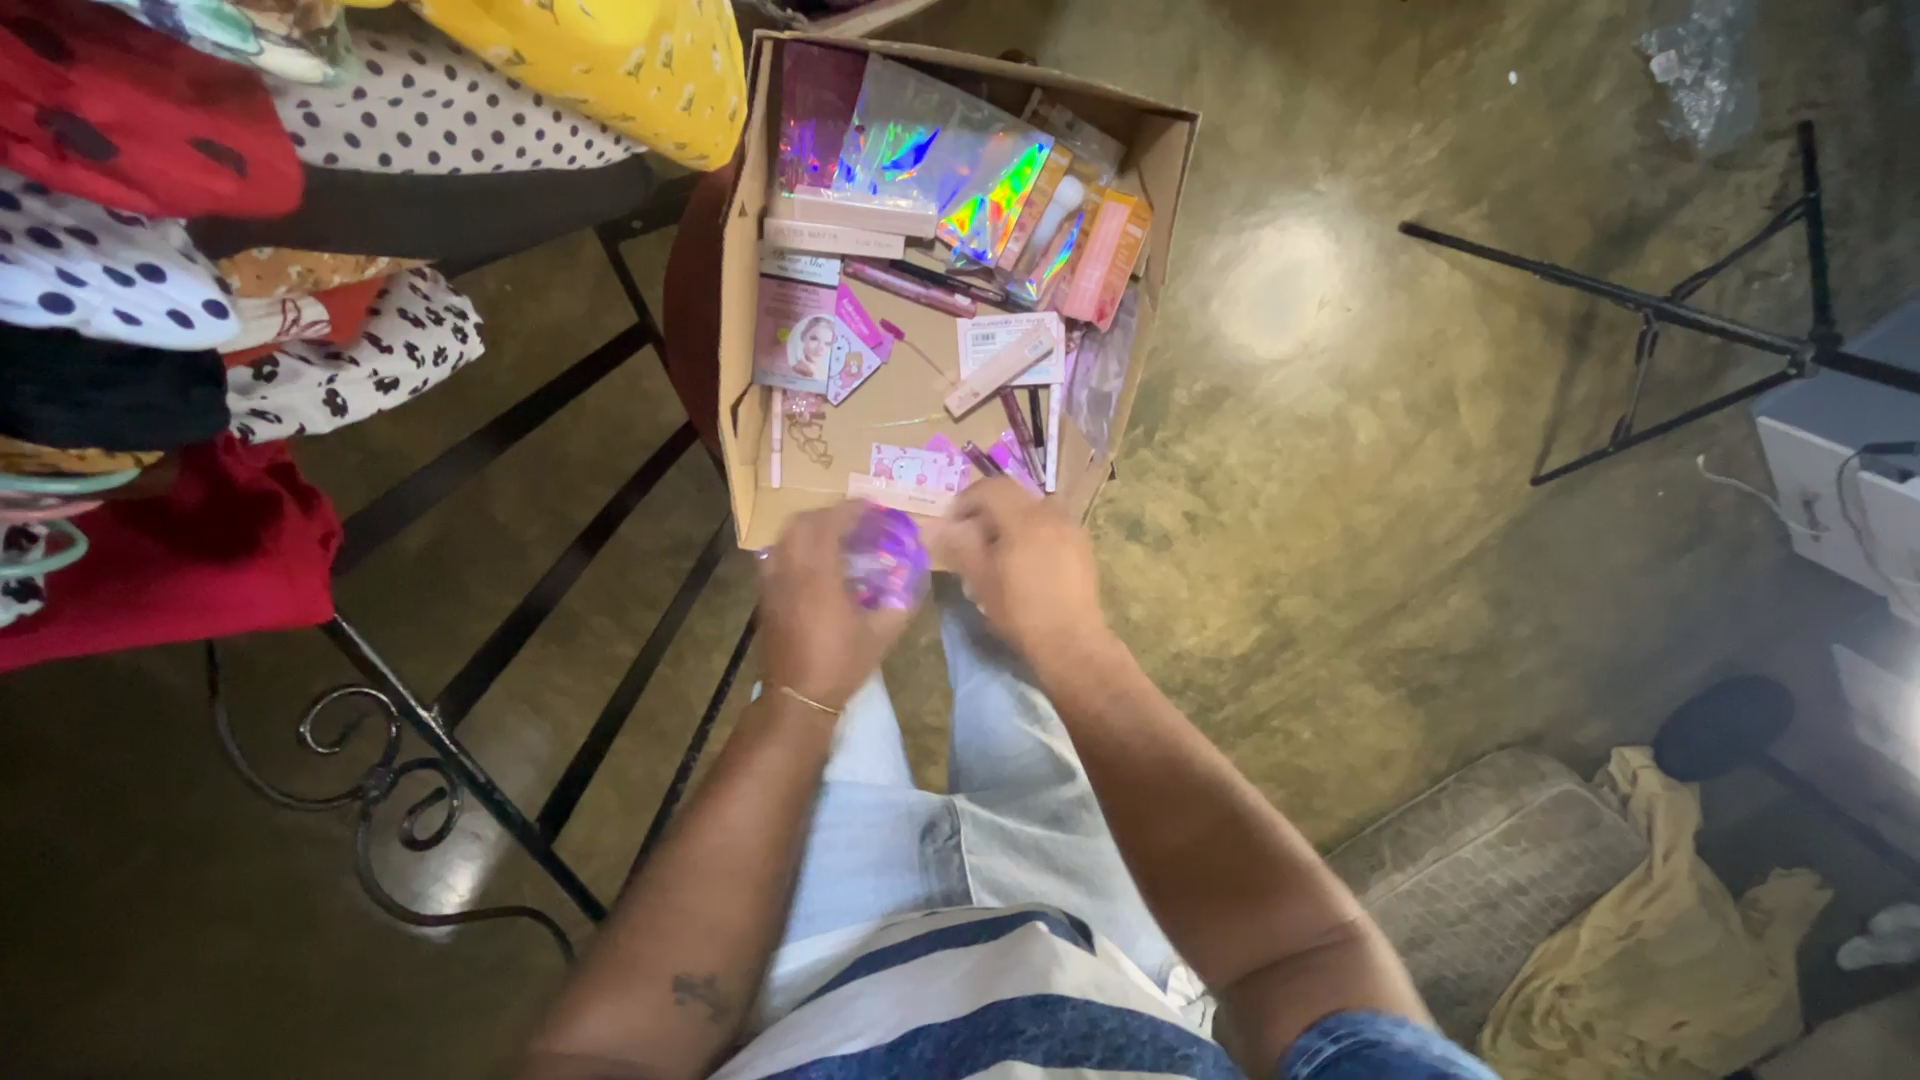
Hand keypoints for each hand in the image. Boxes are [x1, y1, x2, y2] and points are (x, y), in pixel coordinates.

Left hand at [757, 501, 918, 710]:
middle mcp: (791, 571)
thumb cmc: (841, 664)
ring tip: (834, 537)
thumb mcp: (882, 634)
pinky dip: (795, 546)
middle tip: (853, 521)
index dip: (851, 510)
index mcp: (819, 576)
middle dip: (828, 514)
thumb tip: (916, 577)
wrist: (798, 696)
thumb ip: (901, 601)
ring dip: (809, 527)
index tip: (871, 507)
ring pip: (784, 536)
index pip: (830, 524)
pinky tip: (814, 562)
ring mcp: (772, 582)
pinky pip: (776, 555)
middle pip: (802, 522)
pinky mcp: (765, 595)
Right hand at [934, 479, 1114, 673]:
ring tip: (998, 554)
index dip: (966, 500)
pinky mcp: (1083, 548)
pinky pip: (1051, 527)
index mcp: (1025, 517)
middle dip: (989, 512)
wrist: (1071, 642)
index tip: (952, 523)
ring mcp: (1072, 529)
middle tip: (972, 539)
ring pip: (1034, 511)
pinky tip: (1025, 564)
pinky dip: (1033, 534)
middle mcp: (1052, 514)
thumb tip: (933, 527)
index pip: (992, 487)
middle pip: (1014, 497)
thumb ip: (958, 545)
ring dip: (1012, 523)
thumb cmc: (1020, 611)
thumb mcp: (981, 579)